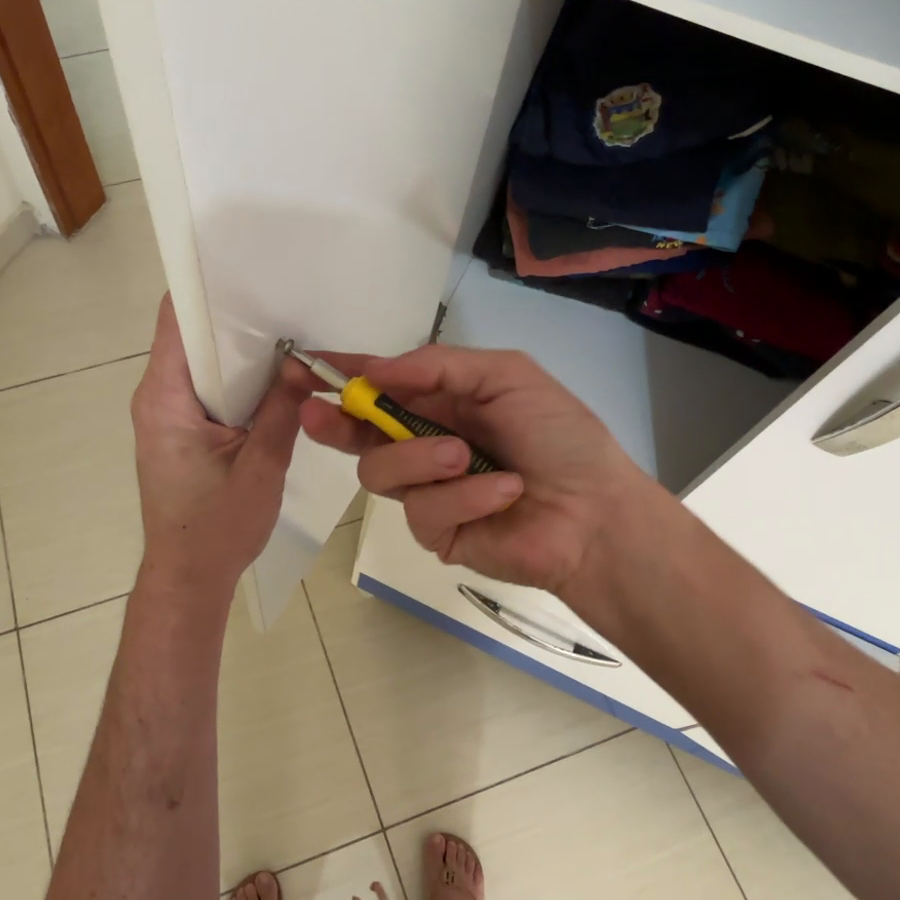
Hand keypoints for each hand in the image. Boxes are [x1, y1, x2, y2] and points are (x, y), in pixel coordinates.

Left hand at [132, 297, 308, 593]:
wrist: (189, 577)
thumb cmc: (216, 527)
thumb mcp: (261, 465)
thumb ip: (282, 409)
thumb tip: (306, 361)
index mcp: (165, 398)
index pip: (176, 320)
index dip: (207, 286)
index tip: (247, 264)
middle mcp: (157, 397)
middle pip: (191, 336)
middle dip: (234, 314)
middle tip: (285, 294)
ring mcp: (167, 415)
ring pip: (203, 363)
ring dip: (240, 349)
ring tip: (288, 326)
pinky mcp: (181, 431)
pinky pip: (208, 389)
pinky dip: (238, 378)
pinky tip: (276, 374)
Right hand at [292, 345, 655, 599]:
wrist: (597, 513)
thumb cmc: (561, 436)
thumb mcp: (507, 377)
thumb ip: (439, 367)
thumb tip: (374, 369)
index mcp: (442, 405)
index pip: (381, 387)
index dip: (343, 376)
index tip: (303, 366)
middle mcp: (426, 445)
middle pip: (359, 434)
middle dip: (335, 421)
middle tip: (316, 414)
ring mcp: (427, 492)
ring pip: (379, 471)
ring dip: (422, 458)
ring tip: (467, 456)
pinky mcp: (435, 533)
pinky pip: (421, 510)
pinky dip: (464, 496)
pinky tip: (502, 493)